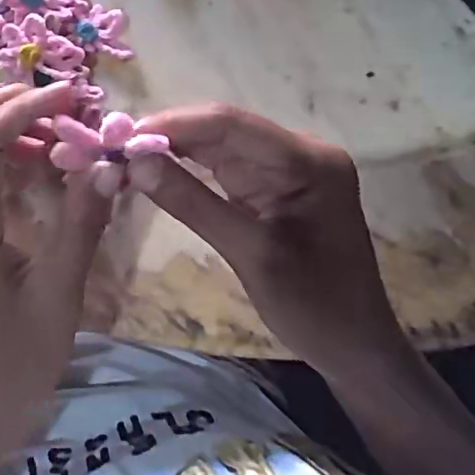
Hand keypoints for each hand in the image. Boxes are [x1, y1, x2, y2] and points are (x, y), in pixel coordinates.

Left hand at [0, 81, 111, 454]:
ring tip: (65, 126)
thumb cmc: (18, 358)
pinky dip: (13, 146)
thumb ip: (81, 225)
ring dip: (12, 121)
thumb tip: (107, 164)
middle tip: (66, 104)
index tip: (71, 98)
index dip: (22, 107)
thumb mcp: (59, 294)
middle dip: (11, 102)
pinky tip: (50, 160)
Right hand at [129, 104, 407, 368]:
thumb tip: (135, 162)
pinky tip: (157, 168)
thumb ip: (193, 203)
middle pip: (224, 129)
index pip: (231, 124)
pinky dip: (189, 167)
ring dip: (174, 148)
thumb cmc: (315, 306)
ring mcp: (287, 167)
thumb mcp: (251, 254)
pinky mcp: (273, 185)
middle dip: (169, 134)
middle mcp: (299, 151)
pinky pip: (225, 165)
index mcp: (308, 159)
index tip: (125, 136)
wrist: (357, 350)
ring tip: (127, 155)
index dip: (174, 124)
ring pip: (219, 144)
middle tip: (117, 146)